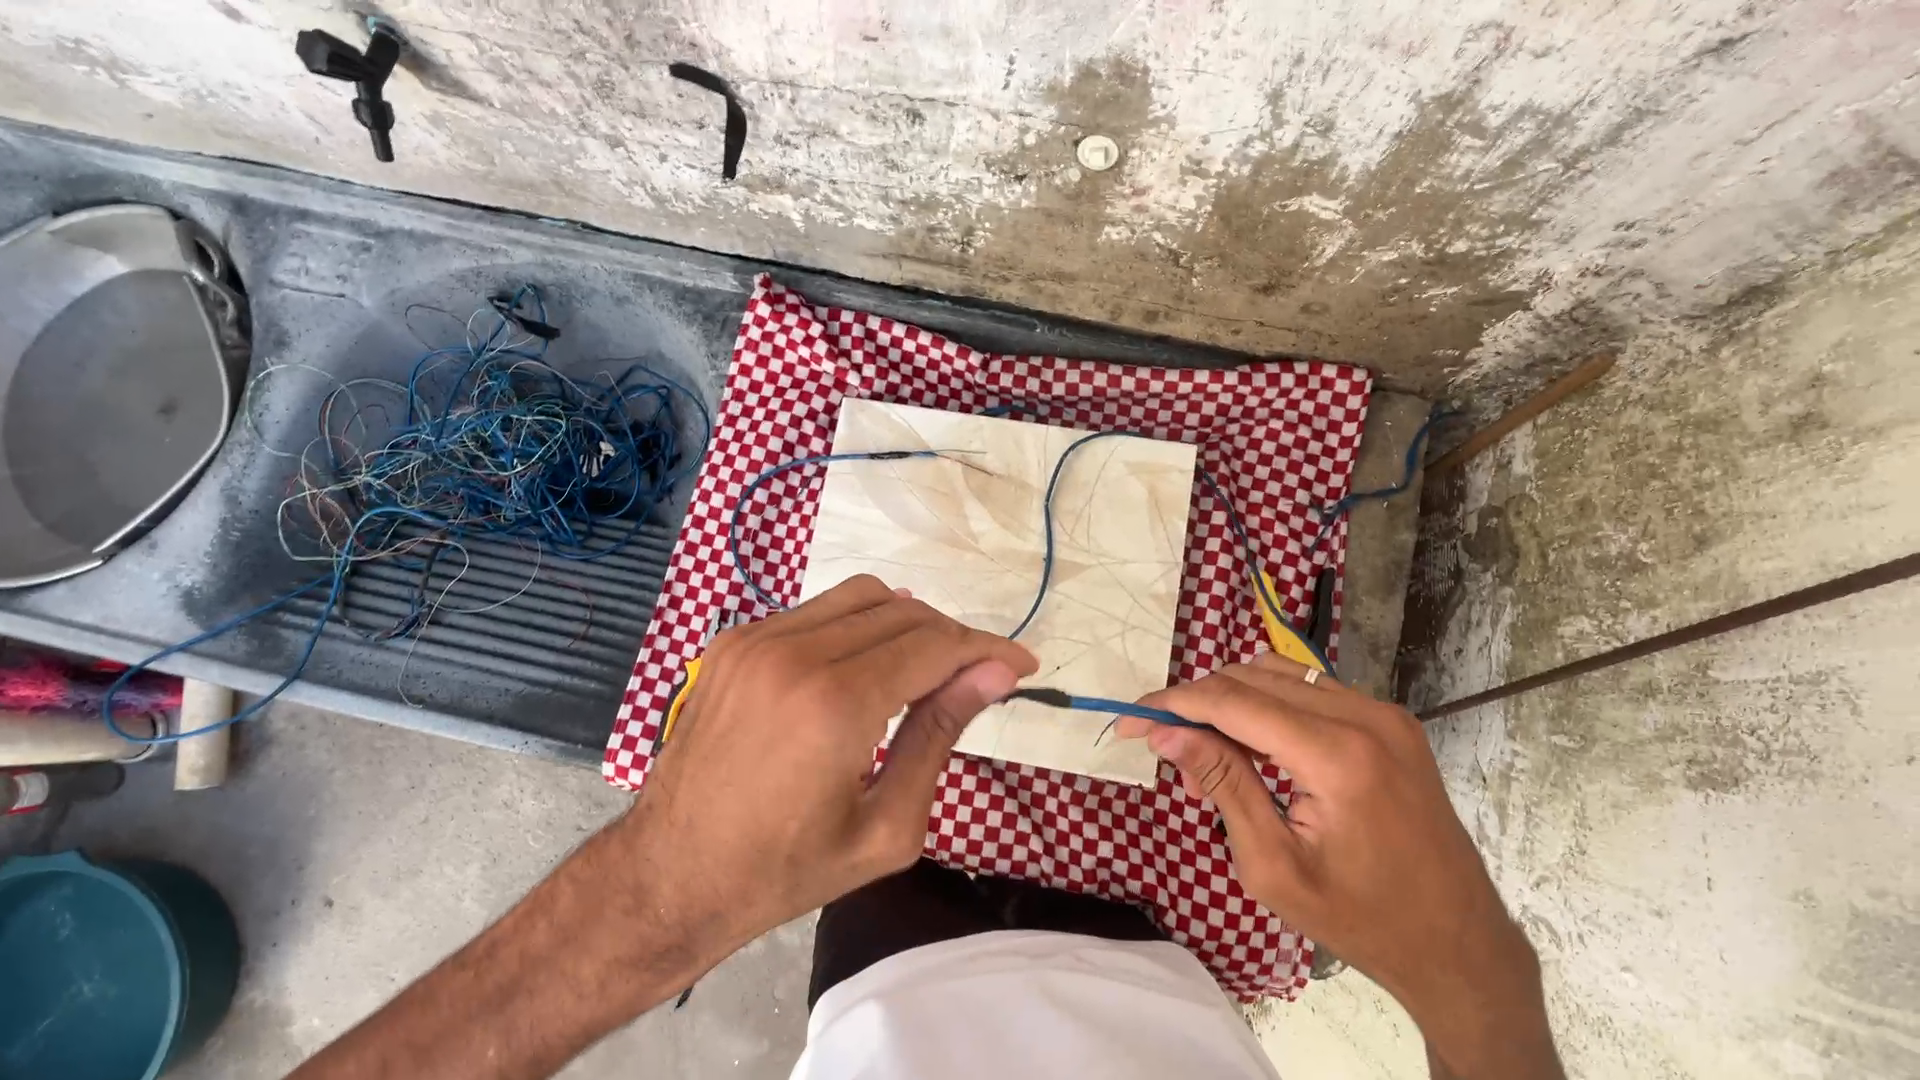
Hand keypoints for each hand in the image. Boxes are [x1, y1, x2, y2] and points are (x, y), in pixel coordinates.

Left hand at [290, 575, 1034, 1079]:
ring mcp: (756, 639)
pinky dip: (857, 627)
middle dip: (951, 637)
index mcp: (836, 704)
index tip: (1022, 664)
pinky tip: (864, 671)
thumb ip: (940, 737)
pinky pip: (816, 611)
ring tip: (925, 671)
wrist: (670, 874)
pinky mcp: (732, 641)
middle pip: (904, 609)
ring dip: (907, 623)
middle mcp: (794, 652)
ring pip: (861, 596)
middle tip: (975, 678)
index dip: (986, 649)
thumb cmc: (786, 870)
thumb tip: (992, 674)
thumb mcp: (886, 827)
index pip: (934, 645)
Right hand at [1119, 653, 1561, 1079]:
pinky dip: (1267, 707)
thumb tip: (1165, 732)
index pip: (1231, 701)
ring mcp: (1384, 713)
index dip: (1172, 705)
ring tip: (1209, 758)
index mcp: (1338, 754)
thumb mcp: (1274, 866)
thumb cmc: (1361, 920)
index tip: (1127, 722)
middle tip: (1168, 757)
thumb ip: (1221, 785)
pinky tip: (1253, 750)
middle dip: (1196, 707)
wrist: (1458, 944)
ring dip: (1229, 703)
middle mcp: (1365, 715)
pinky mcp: (1391, 721)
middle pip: (1250, 679)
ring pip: (1278, 676)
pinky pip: (1310, 690)